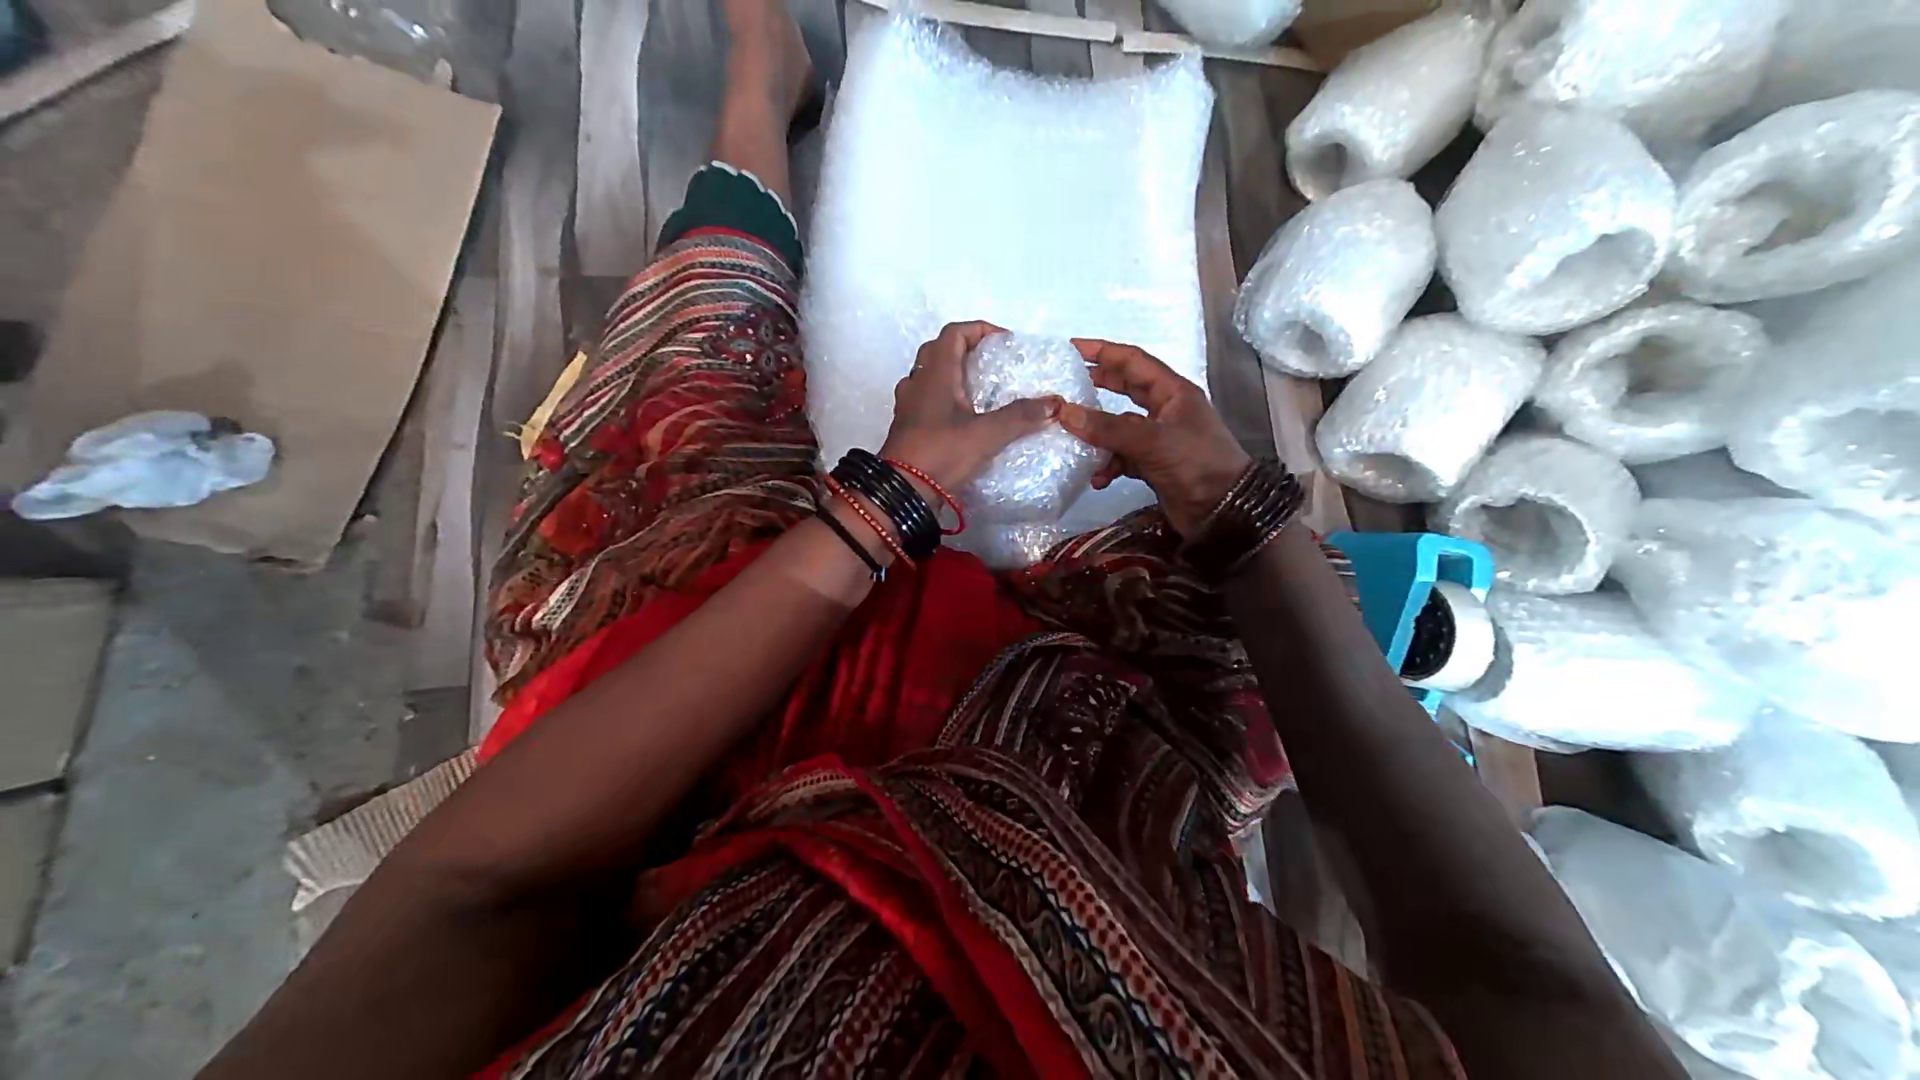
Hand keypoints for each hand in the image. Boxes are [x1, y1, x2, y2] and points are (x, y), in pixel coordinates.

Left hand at [879, 321, 1061, 493]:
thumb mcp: (986, 435)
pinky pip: (925, 400)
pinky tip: (962, 418)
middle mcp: (917, 382)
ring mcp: (908, 405)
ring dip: (952, 374)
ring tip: (979, 390)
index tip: (1003, 342)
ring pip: (929, 376)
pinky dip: (944, 399)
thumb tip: (1054, 404)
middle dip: (966, 349)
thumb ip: (1020, 417)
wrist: (903, 491)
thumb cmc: (941, 453)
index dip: (979, 329)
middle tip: (991, 362)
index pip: (954, 333)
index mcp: (935, 374)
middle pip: (939, 350)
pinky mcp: (906, 427)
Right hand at [1058, 338, 1250, 537]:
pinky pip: (1122, 459)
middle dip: (1097, 387)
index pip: (1133, 361)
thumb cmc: (1196, 463)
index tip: (1072, 348)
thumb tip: (1065, 413)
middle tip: (1067, 385)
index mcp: (1172, 392)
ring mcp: (1159, 439)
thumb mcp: (1151, 441)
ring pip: (1119, 429)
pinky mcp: (1153, 465)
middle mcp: (1165, 410)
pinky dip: (1108, 466)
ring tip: (1073, 441)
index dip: (1103, 352)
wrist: (1224, 509)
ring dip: (1098, 437)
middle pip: (1125, 390)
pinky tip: (1098, 479)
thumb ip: (1107, 428)